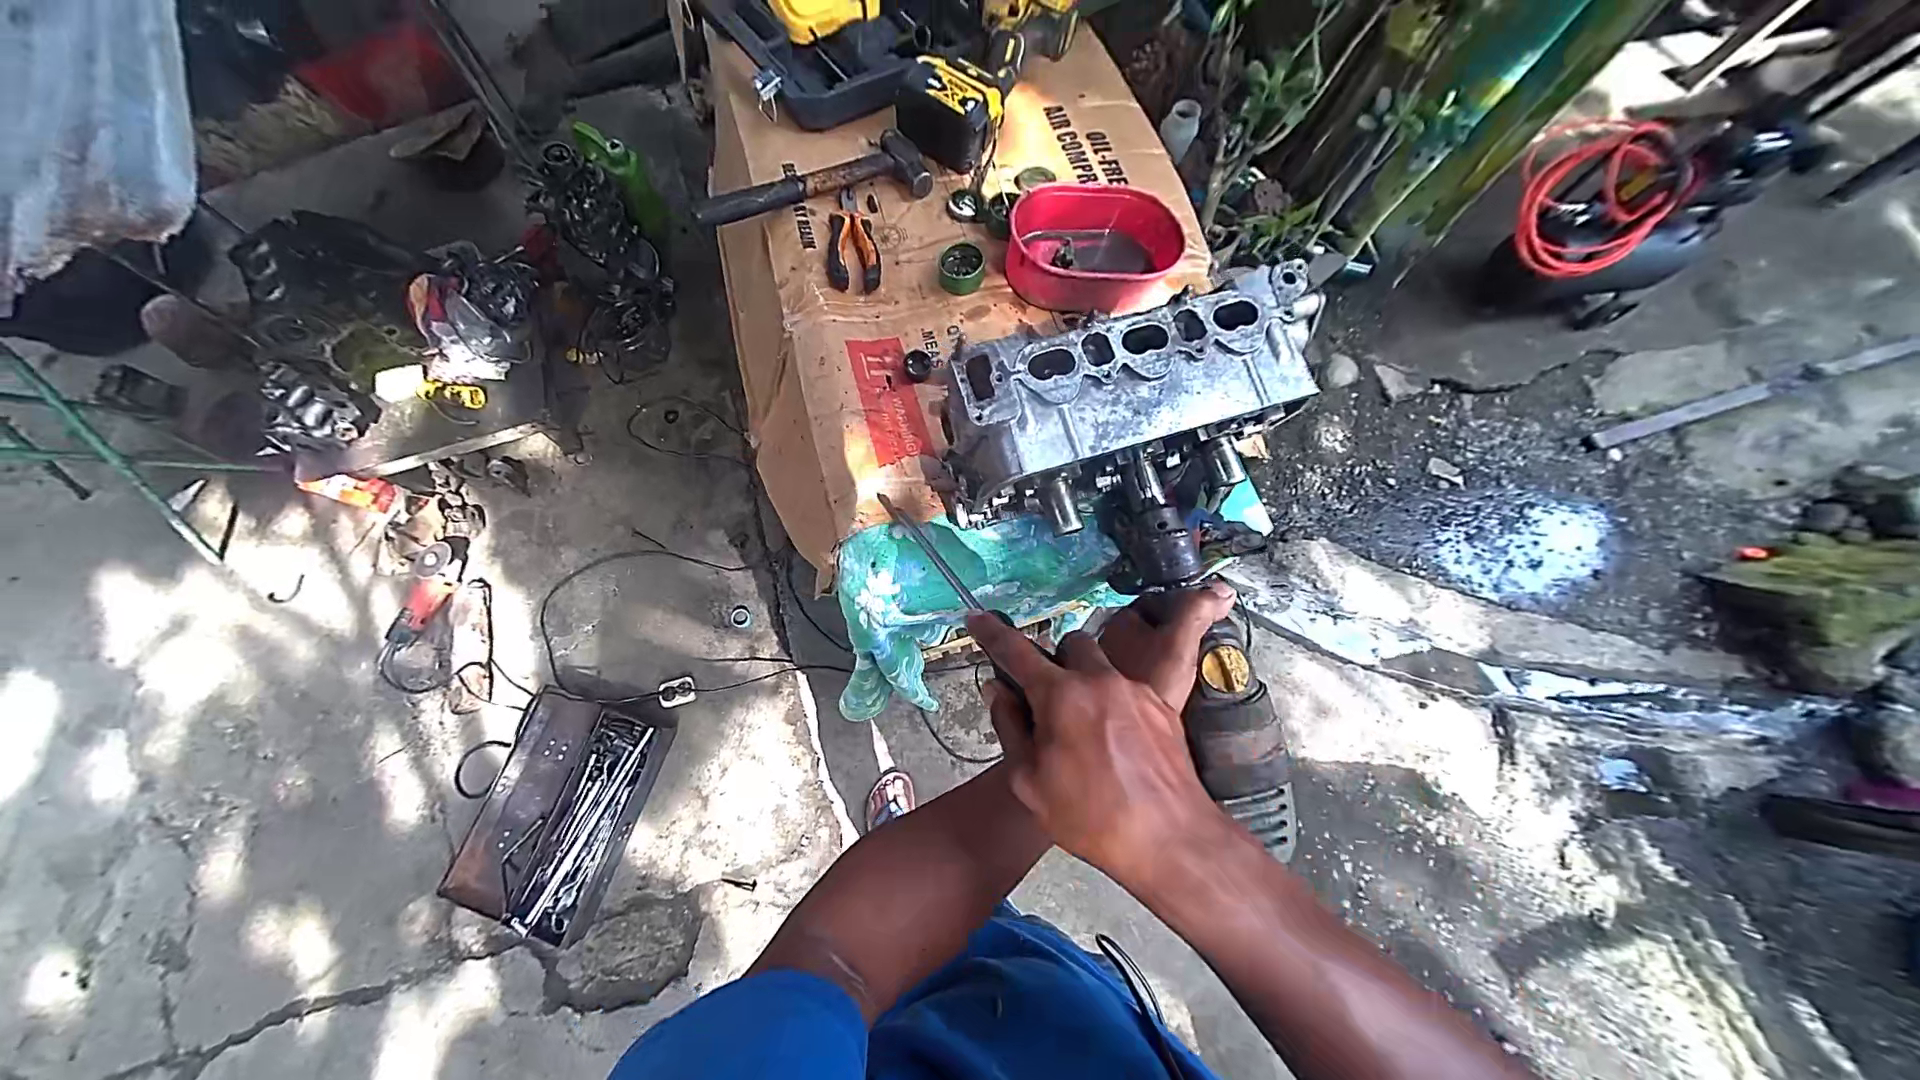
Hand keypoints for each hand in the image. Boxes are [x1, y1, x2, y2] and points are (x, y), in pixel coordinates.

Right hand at [966, 585, 1236, 881]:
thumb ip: (1009, 726)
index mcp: (1061, 695)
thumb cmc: (1090, 817)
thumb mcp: (1029, 782)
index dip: (991, 633)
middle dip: (1055, 662)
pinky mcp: (1164, 705)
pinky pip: (1130, 685)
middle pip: (1070, 644)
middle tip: (1049, 698)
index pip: (1016, 652)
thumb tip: (997, 690)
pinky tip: (1116, 737)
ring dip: (1086, 675)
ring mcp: (1135, 690)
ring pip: (1103, 661)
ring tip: (1085, 718)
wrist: (1169, 839)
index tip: (977, 618)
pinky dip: (1114, 698)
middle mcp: (1099, 680)